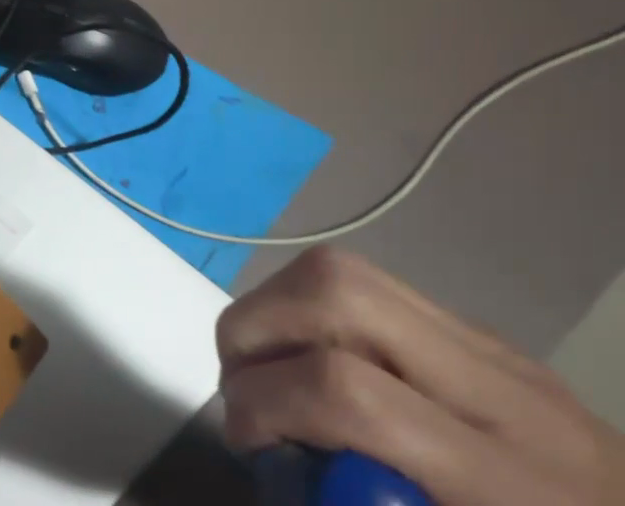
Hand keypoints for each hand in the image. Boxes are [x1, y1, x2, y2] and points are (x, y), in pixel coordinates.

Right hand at [218, 247, 624, 505]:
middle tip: (243, 387)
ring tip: (267, 371)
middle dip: (255, 327)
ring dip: (272, 311)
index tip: (246, 442)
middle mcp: (505, 390)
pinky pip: (368, 291)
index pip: (347, 391)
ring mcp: (495, 350)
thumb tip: (273, 459)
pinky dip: (310, 318)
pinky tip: (317, 368)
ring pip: (342, 271)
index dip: (263, 403)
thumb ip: (357, 501)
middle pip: (339, 292)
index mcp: (511, 477)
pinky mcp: (479, 338)